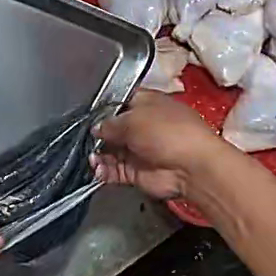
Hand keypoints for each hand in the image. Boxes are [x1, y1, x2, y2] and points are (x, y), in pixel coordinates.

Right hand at [91, 91, 232, 200]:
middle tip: (84, 138)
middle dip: (98, 134)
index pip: (121, 102)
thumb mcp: (134, 118)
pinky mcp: (137, 173)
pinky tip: (98, 168)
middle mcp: (143, 126)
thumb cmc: (167, 132)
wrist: (191, 167)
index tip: (89, 114)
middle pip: (113, 129)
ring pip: (110, 151)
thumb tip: (97, 128)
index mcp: (147, 104)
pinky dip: (104, 171)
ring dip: (98, 154)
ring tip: (91, 156)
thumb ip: (111, 123)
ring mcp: (140, 151)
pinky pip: (114, 171)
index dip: (104, 108)